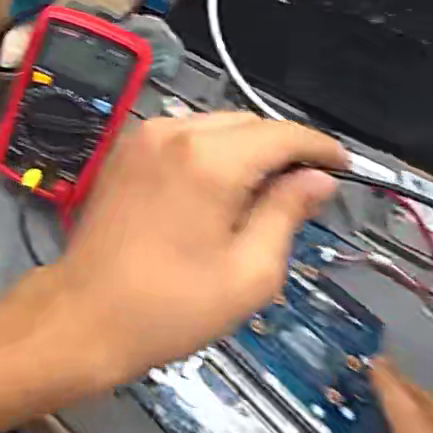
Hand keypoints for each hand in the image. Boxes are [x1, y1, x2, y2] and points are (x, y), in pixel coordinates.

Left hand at [21, 114, 345, 388]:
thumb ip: (286, 213)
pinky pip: (180, 134)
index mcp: (208, 158)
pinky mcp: (123, 149)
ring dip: (244, 147)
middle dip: (282, 147)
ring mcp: (141, 135)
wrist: (87, 310)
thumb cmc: (173, 303)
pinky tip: (218, 186)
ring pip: (212, 124)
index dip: (319, 147)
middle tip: (307, 187)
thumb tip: (318, 179)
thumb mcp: (250, 271)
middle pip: (245, 122)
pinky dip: (208, 149)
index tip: (345, 168)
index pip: (281, 133)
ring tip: (265, 190)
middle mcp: (172, 131)